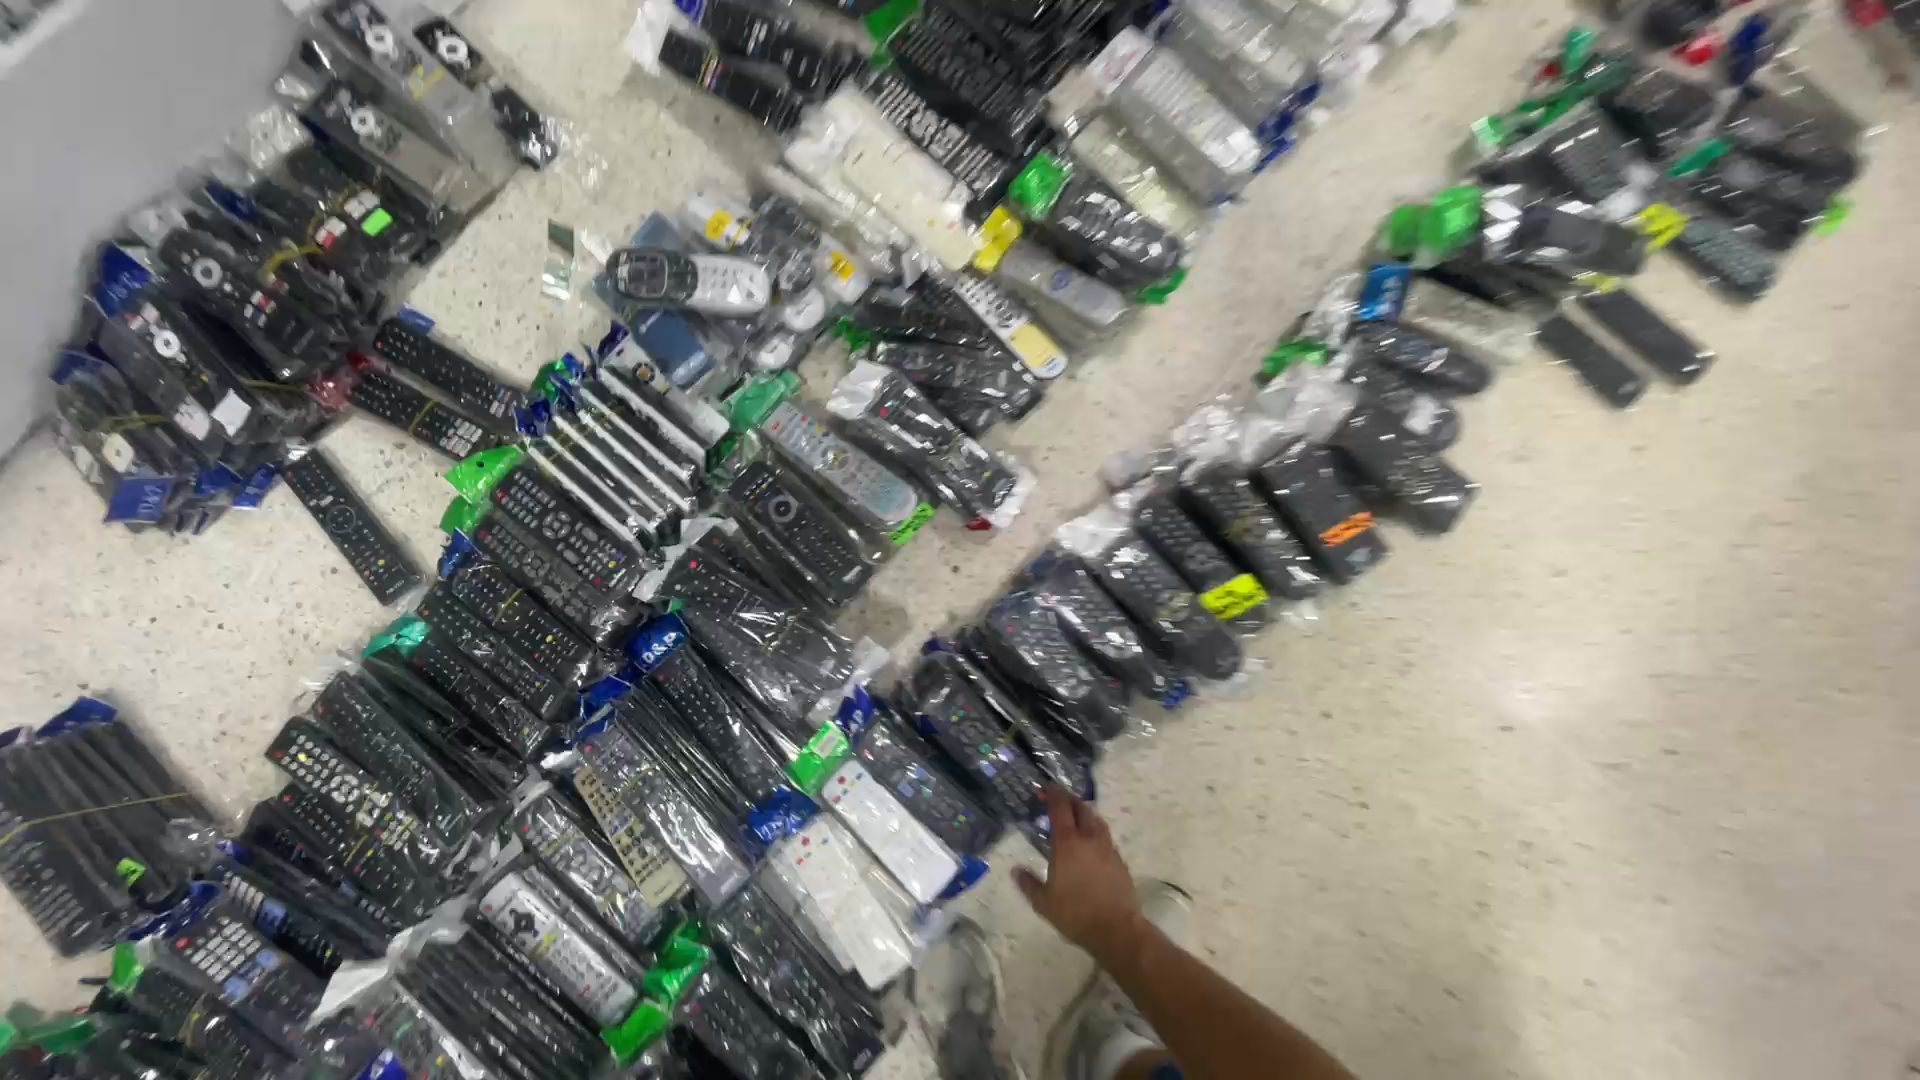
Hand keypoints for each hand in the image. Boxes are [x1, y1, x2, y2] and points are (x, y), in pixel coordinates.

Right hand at [1012, 787, 1146, 962]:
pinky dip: (1095, 831)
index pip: (1060, 808)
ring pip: (1096, 820)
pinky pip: (1105, 837)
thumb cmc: (1075, 913)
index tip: (1047, 786)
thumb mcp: (1043, 902)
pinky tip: (1091, 843)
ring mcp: (1107, 848)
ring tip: (1076, 816)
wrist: (1116, 929)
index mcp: (1067, 843)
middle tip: (1060, 798)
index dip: (1053, 794)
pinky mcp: (1119, 860)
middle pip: (1081, 808)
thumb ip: (1028, 883)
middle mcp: (1088, 839)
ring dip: (1085, 812)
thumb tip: (1015, 870)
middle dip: (1070, 799)